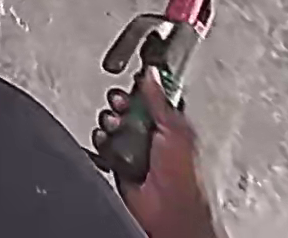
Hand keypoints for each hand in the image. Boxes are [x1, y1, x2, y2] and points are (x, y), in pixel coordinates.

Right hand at [95, 70, 220, 237]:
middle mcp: (151, 135)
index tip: (135, 82)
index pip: (150, 95)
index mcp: (168, 124)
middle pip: (126, 105)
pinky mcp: (118, 162)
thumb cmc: (184, 179)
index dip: (140, 87)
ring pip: (112, 122)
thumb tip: (151, 72)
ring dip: (110, 122)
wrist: (168, 214)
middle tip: (120, 106)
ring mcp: (134, 148)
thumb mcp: (175, 130)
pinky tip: (109, 144)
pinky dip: (103, 141)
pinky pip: (104, 143)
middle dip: (119, 103)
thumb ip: (160, 100)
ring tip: (116, 128)